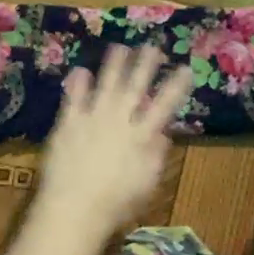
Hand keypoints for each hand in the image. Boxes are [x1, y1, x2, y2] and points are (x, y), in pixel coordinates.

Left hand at [38, 45, 193, 235]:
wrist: (74, 207)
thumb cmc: (116, 204)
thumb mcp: (147, 184)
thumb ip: (156, 156)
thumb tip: (162, 134)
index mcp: (142, 136)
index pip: (165, 105)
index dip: (176, 86)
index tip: (186, 68)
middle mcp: (119, 120)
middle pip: (135, 87)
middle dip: (146, 65)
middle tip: (153, 47)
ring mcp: (92, 118)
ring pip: (106, 84)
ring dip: (114, 65)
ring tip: (120, 47)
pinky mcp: (68, 124)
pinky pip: (74, 98)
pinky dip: (78, 83)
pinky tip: (81, 70)